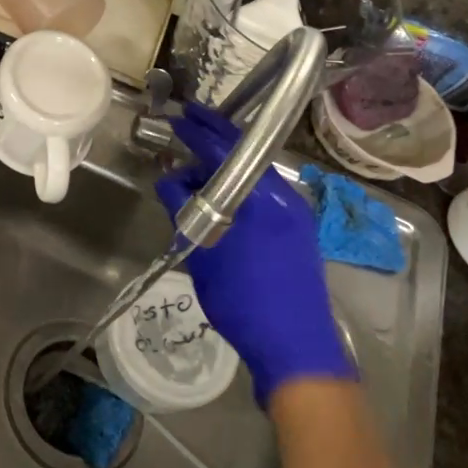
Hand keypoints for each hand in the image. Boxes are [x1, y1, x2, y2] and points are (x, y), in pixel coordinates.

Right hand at [155, 104, 354, 406]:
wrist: (296, 349)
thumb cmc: (243, 297)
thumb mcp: (201, 249)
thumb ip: (183, 208)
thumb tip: (170, 182)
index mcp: (262, 195)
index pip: (224, 148)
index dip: (197, 130)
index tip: (177, 117)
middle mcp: (283, 196)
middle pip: (244, 155)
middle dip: (214, 137)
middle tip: (188, 120)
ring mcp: (295, 215)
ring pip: (252, 176)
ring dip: (223, 168)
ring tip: (191, 174)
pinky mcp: (297, 234)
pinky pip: (261, 195)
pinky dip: (237, 187)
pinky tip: (217, 198)